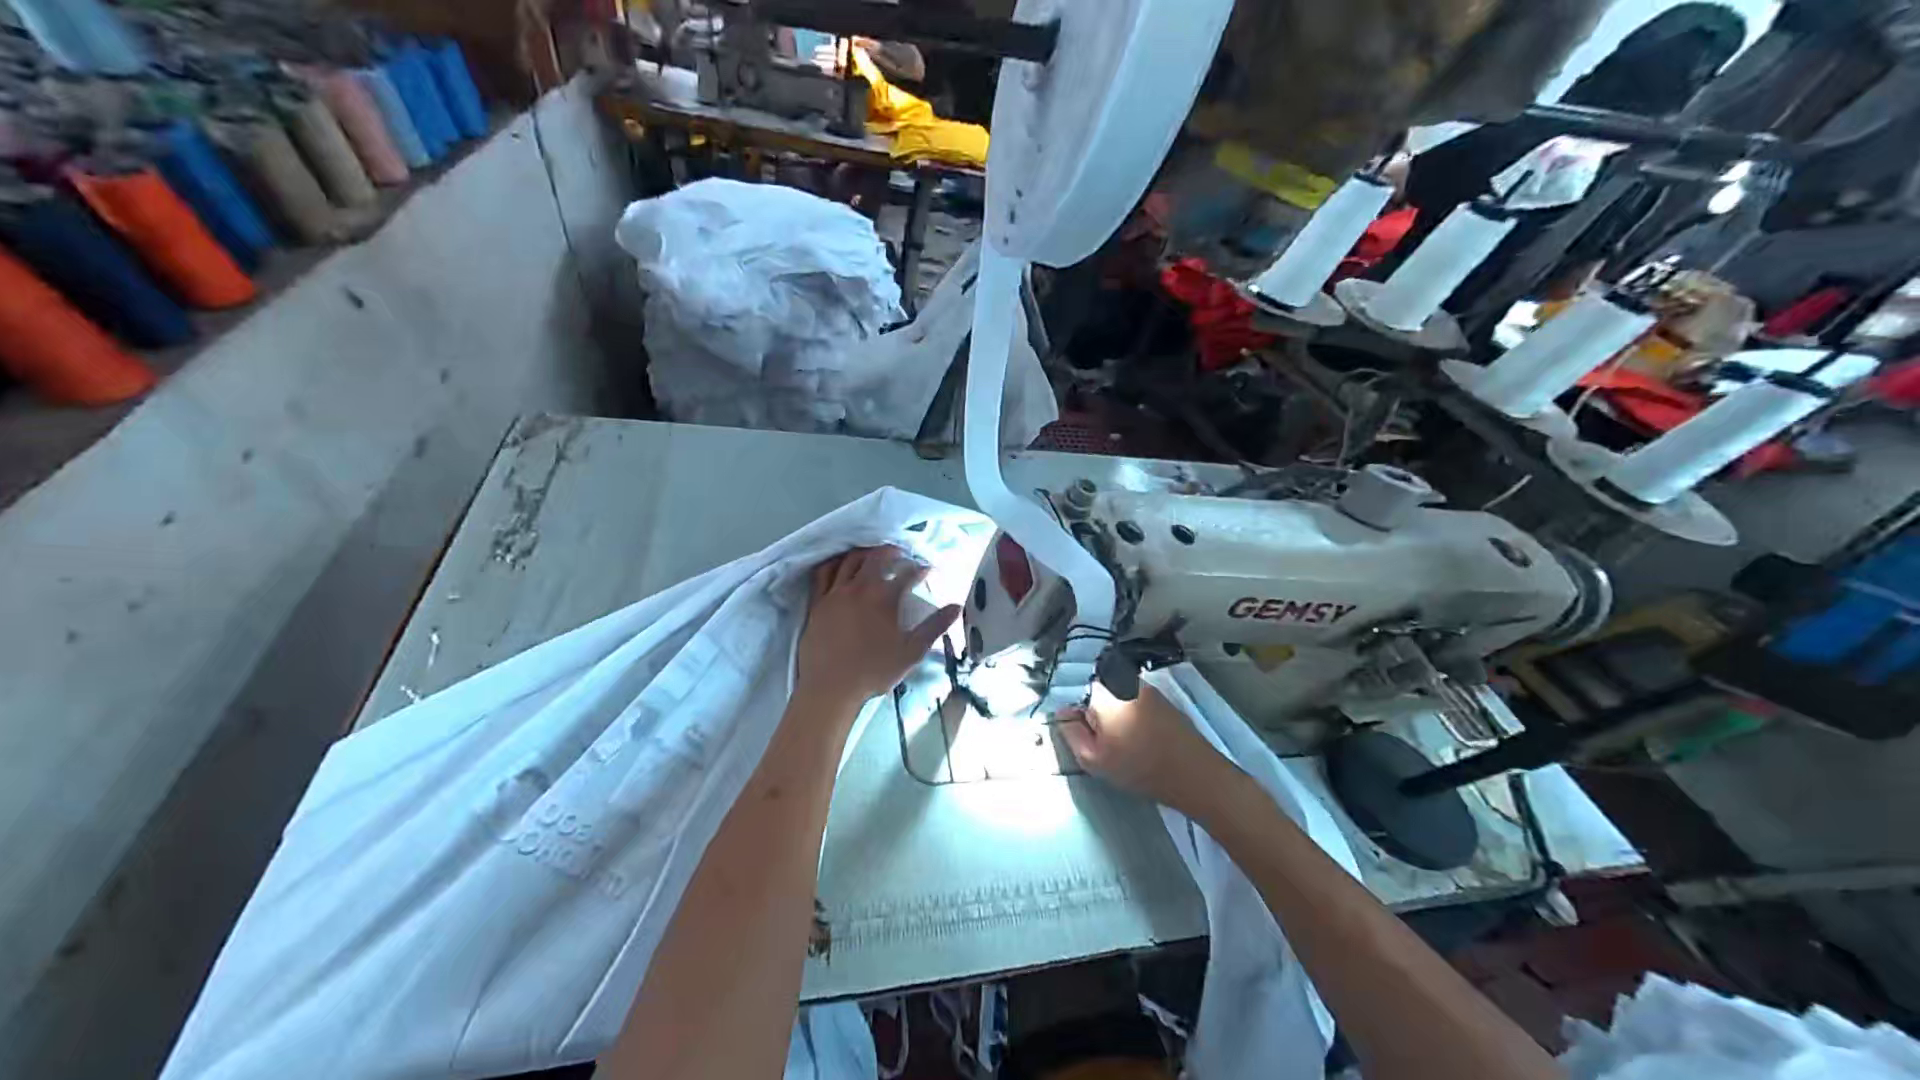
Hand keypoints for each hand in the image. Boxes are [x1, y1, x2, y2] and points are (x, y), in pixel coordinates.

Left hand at [795, 546, 959, 712]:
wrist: (831, 688)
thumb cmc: (874, 671)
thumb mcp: (912, 651)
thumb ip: (934, 627)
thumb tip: (957, 607)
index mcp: (884, 597)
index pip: (907, 572)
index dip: (920, 569)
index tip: (928, 571)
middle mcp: (860, 587)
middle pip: (877, 557)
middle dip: (893, 552)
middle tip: (902, 556)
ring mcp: (835, 592)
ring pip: (850, 560)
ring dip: (866, 553)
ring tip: (874, 557)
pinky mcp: (818, 602)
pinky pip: (824, 572)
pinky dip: (836, 563)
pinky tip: (841, 564)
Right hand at [1057, 681, 1240, 818]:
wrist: (1194, 773)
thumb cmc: (1140, 768)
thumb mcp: (1094, 759)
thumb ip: (1071, 732)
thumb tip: (1062, 713)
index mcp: (1103, 692)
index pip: (1069, 684)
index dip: (1065, 702)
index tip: (1068, 722)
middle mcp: (1122, 679)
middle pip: (1090, 682)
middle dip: (1084, 701)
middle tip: (1090, 731)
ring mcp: (1142, 685)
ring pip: (1110, 687)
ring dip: (1104, 705)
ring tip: (1111, 734)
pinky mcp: (1157, 694)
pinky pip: (1127, 693)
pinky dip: (1122, 707)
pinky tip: (1129, 731)